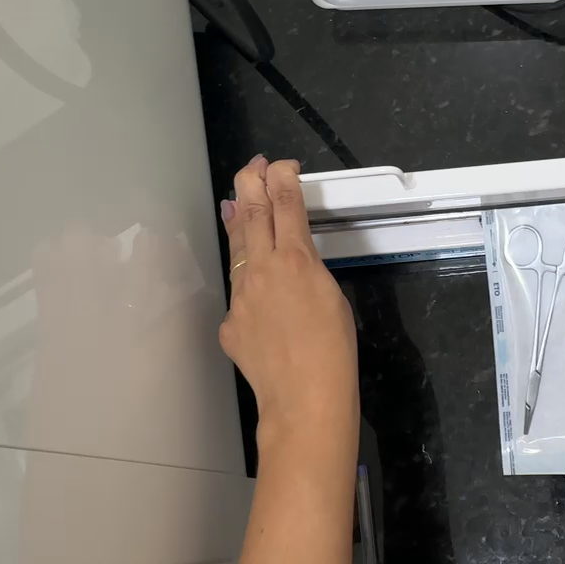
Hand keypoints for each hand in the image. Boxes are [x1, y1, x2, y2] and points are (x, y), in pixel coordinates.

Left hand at [220, 155, 357, 448]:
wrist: (304, 398)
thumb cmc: (335, 348)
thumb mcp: (332, 293)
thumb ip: (307, 268)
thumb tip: (289, 258)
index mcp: (296, 260)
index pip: (285, 204)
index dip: (282, 178)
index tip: (281, 165)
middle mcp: (262, 271)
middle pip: (251, 214)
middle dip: (250, 183)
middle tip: (252, 166)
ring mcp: (240, 297)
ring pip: (237, 250)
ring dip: (240, 224)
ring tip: (237, 203)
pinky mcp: (229, 323)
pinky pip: (240, 295)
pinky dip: (249, 285)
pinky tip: (259, 294)